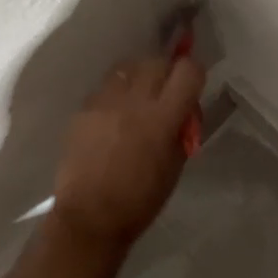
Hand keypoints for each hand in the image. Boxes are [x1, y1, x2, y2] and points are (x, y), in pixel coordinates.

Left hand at [50, 54, 204, 247]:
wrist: (90, 216)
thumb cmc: (140, 200)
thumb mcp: (175, 166)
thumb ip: (181, 130)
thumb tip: (183, 110)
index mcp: (162, 118)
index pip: (188, 71)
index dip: (194, 73)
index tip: (191, 86)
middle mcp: (134, 101)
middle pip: (156, 61)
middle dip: (166, 72)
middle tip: (165, 93)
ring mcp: (105, 102)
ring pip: (128, 67)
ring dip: (139, 77)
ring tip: (137, 100)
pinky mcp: (83, 109)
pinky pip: (105, 87)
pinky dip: (115, 94)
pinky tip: (114, 116)